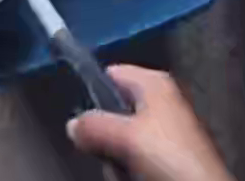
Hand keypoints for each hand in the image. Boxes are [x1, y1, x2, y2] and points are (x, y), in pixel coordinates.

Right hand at [66, 66, 233, 180]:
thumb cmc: (170, 161)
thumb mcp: (127, 139)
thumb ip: (94, 126)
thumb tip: (72, 125)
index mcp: (153, 82)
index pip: (110, 74)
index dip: (93, 93)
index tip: (84, 121)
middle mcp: (161, 101)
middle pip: (115, 111)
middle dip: (106, 137)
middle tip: (111, 156)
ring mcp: (167, 133)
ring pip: (124, 141)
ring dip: (119, 162)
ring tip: (126, 176)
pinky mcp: (172, 161)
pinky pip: (139, 160)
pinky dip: (133, 172)